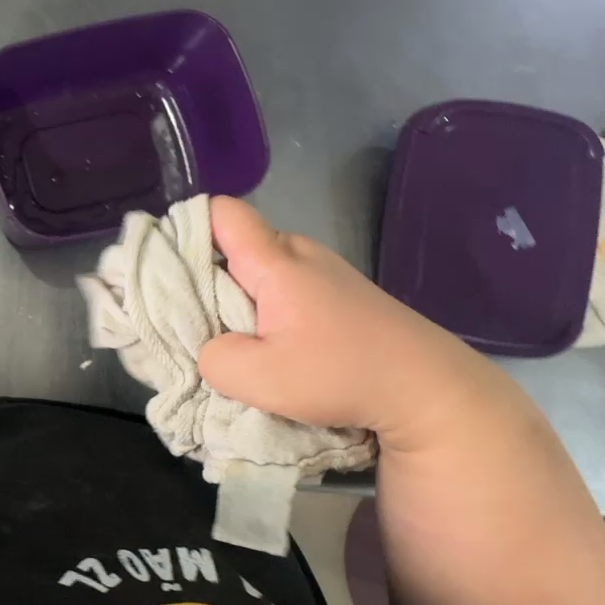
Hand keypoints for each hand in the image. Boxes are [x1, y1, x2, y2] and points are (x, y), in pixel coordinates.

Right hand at [196, 196, 536, 445]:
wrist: (432, 392)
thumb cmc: (345, 374)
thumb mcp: (263, 380)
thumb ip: (216, 359)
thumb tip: (211, 350)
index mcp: (276, 261)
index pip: (221, 213)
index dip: (188, 229)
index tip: (171, 270)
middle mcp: (300, 254)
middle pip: (236, 245)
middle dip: (208, 277)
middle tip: (197, 320)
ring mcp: (325, 273)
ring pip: (261, 270)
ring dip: (240, 300)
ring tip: (237, 341)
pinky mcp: (340, 296)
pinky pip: (286, 288)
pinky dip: (268, 311)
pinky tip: (275, 348)